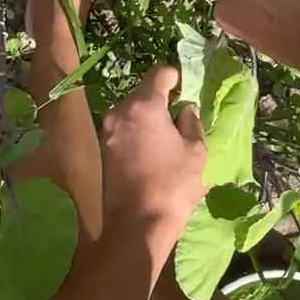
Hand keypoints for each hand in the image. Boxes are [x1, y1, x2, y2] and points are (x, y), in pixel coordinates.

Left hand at [100, 65, 206, 263]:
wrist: (137, 226)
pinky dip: (138, 132)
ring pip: (132, 111)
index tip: (187, 89)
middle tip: (181, 116)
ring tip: (168, 138)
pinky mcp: (103, 150)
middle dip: (162, 99)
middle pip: (143, 92)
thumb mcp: (196, 152)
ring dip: (149, 117)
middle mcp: (120, 112)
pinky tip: (152, 152)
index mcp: (144, 106)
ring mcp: (107, 131)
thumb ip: (192, 122)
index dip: (176, 76)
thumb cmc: (172, 185)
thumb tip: (186, 110)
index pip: (159, 73)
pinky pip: (124, 129)